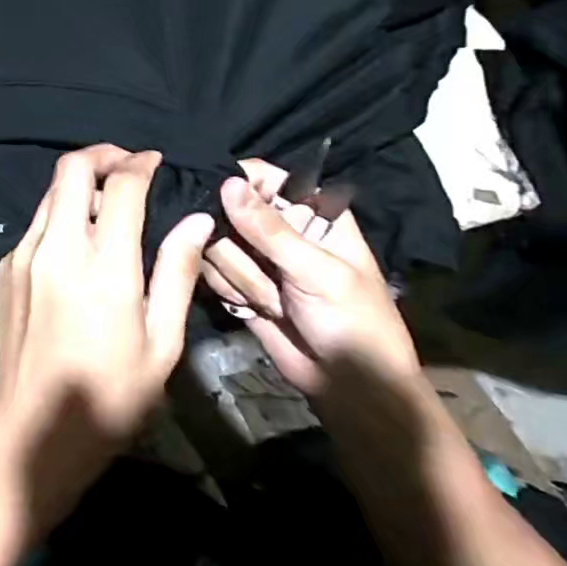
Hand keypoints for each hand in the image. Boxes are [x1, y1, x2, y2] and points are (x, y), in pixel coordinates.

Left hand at [0, 145, 212, 507]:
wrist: (31, 434)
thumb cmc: (110, 395)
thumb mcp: (162, 344)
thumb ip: (178, 273)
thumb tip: (196, 220)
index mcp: (103, 268)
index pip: (121, 186)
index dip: (141, 163)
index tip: (157, 162)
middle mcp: (58, 249)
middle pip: (72, 168)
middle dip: (104, 155)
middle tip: (130, 167)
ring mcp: (24, 256)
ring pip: (52, 190)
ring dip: (82, 182)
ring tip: (110, 203)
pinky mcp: (6, 268)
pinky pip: (39, 220)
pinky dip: (64, 211)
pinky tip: (82, 242)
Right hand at [200, 161, 423, 403]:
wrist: (350, 389)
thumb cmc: (353, 322)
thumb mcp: (318, 273)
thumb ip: (270, 230)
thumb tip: (228, 183)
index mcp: (311, 210)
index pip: (262, 177)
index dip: (236, 184)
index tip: (219, 203)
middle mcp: (280, 227)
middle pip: (228, 209)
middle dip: (240, 247)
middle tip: (270, 277)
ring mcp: (257, 257)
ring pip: (217, 244)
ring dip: (241, 277)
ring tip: (275, 302)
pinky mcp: (241, 285)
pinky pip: (212, 273)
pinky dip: (229, 292)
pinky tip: (255, 310)